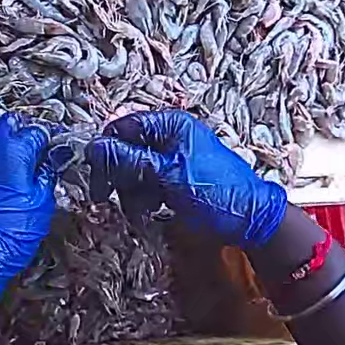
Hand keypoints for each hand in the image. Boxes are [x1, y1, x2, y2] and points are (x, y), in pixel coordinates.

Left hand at [0, 114, 59, 299]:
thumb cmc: (6, 234)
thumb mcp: (41, 205)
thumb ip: (46, 176)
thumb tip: (52, 162)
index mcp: (16, 150)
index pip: (36, 132)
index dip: (47, 138)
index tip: (52, 146)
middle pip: (7, 125)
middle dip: (20, 131)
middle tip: (30, 146)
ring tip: (1, 155)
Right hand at [86, 110, 288, 248]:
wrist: (250, 220)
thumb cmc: (213, 191)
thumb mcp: (167, 174)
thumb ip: (128, 159)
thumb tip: (93, 147)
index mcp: (168, 124)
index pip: (122, 127)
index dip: (106, 149)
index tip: (95, 173)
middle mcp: (168, 135)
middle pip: (125, 150)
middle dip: (118, 175)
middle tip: (106, 196)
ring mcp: (171, 157)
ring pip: (133, 169)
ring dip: (130, 191)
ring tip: (141, 209)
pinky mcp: (173, 177)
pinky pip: (146, 183)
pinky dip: (144, 197)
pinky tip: (151, 210)